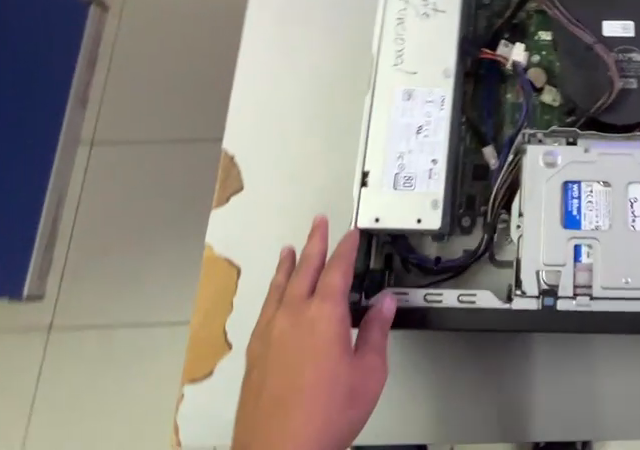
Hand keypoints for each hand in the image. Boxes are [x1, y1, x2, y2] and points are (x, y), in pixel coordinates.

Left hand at [232, 216, 396, 449]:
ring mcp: (269, 333)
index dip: (346, 248)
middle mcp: (293, 316)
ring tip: (291, 249)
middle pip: (305, 268)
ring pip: (280, 286)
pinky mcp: (254, 353)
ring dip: (289, 264)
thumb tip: (385, 305)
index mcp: (324, 315)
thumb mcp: (368, 374)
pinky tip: (275, 295)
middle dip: (315, 243)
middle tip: (319, 223)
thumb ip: (375, 333)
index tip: (351, 234)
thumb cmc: (327, 417)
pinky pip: (266, 308)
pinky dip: (273, 291)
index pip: (338, 269)